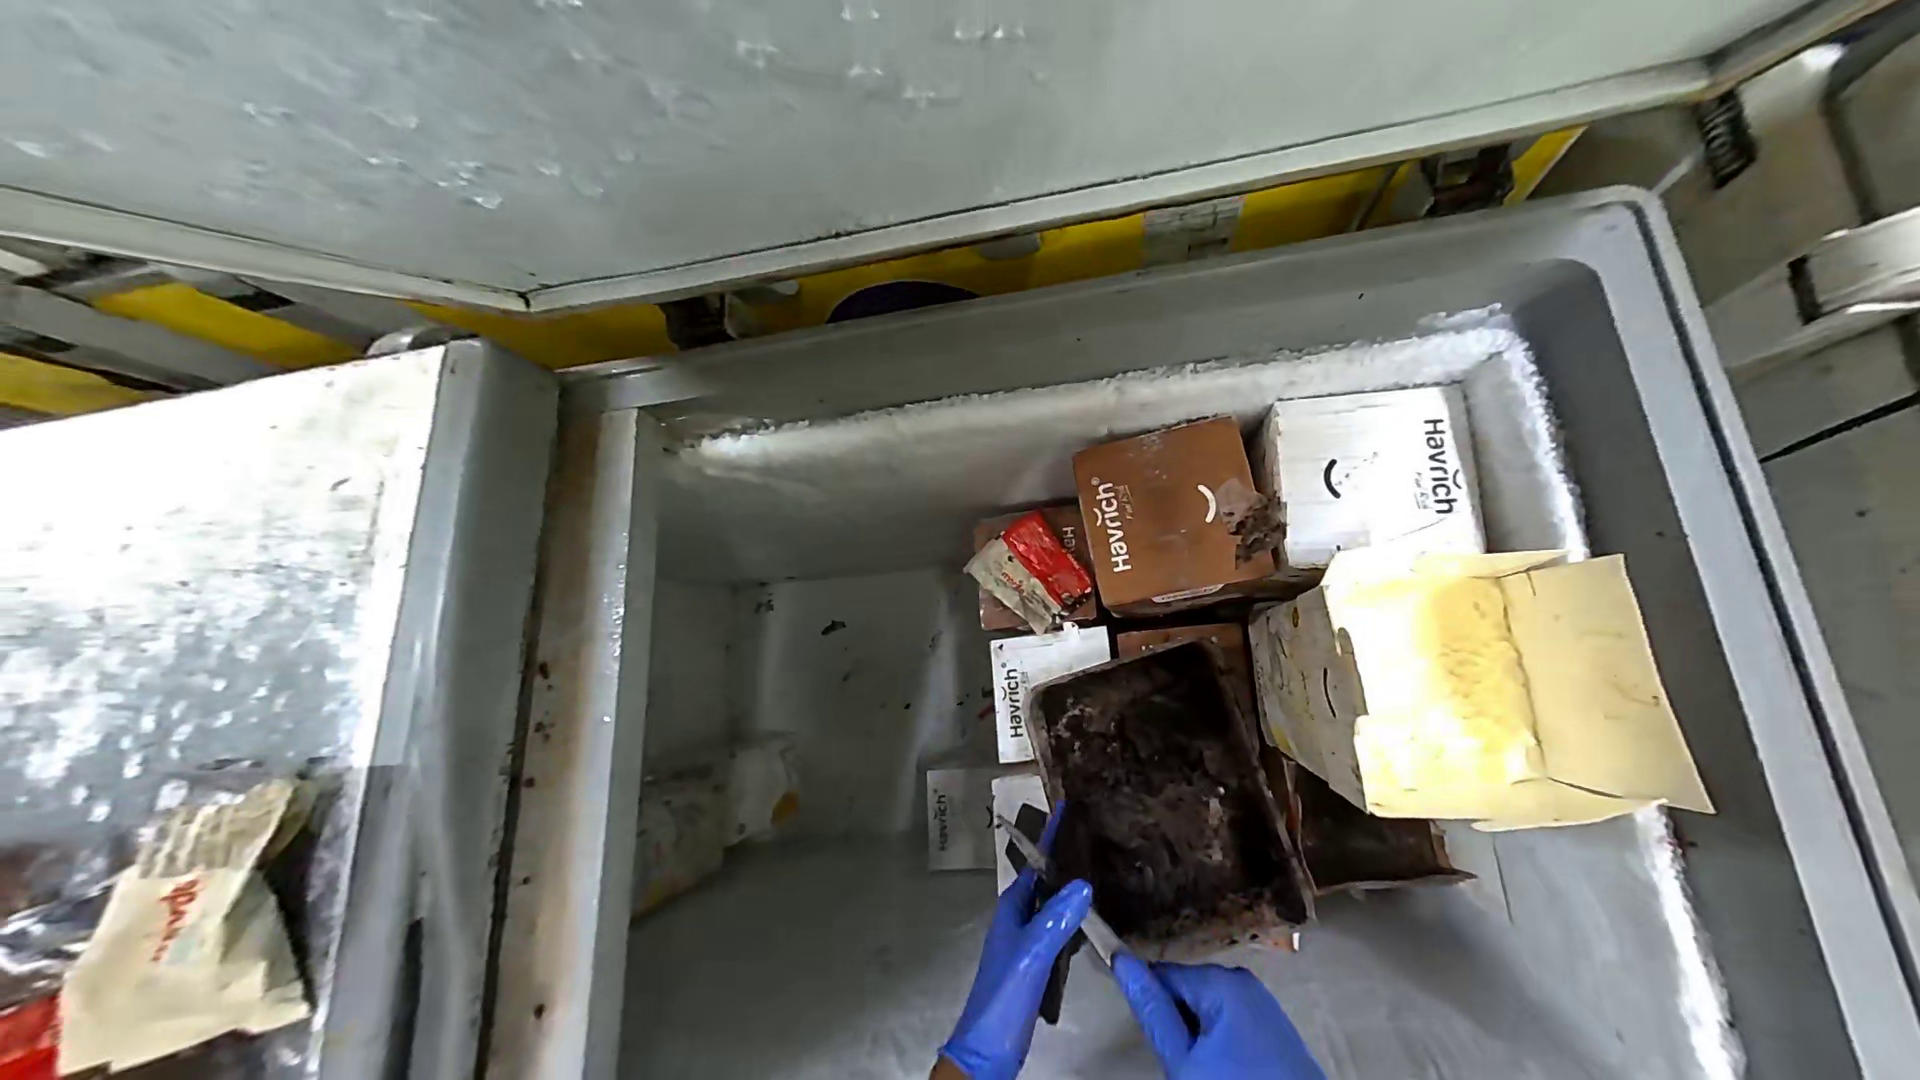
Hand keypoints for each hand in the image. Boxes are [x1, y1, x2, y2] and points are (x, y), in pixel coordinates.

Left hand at [939, 816, 1091, 1079]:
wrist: (988, 1050)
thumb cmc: (1004, 995)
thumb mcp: (1031, 954)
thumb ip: (1055, 919)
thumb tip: (1083, 882)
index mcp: (1012, 908)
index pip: (1035, 862)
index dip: (1049, 835)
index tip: (1065, 807)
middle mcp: (1017, 917)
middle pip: (1043, 877)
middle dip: (1062, 854)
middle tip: (1091, 832)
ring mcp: (1025, 939)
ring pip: (1051, 901)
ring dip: (1068, 882)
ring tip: (1095, 864)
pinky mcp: (1036, 961)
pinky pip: (1057, 925)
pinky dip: (1072, 913)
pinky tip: (1089, 915)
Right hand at [1113, 957, 1325, 1079]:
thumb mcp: (1184, 1065)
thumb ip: (1152, 1010)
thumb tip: (1120, 958)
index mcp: (1222, 983)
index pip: (1162, 974)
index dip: (1151, 1007)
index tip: (1155, 1046)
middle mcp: (1245, 982)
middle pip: (1187, 991)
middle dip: (1179, 1026)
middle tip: (1187, 1071)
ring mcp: (1266, 1006)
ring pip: (1209, 1011)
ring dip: (1200, 1040)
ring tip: (1207, 1077)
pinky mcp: (1280, 1031)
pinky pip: (1233, 1025)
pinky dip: (1223, 1048)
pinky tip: (1230, 1079)